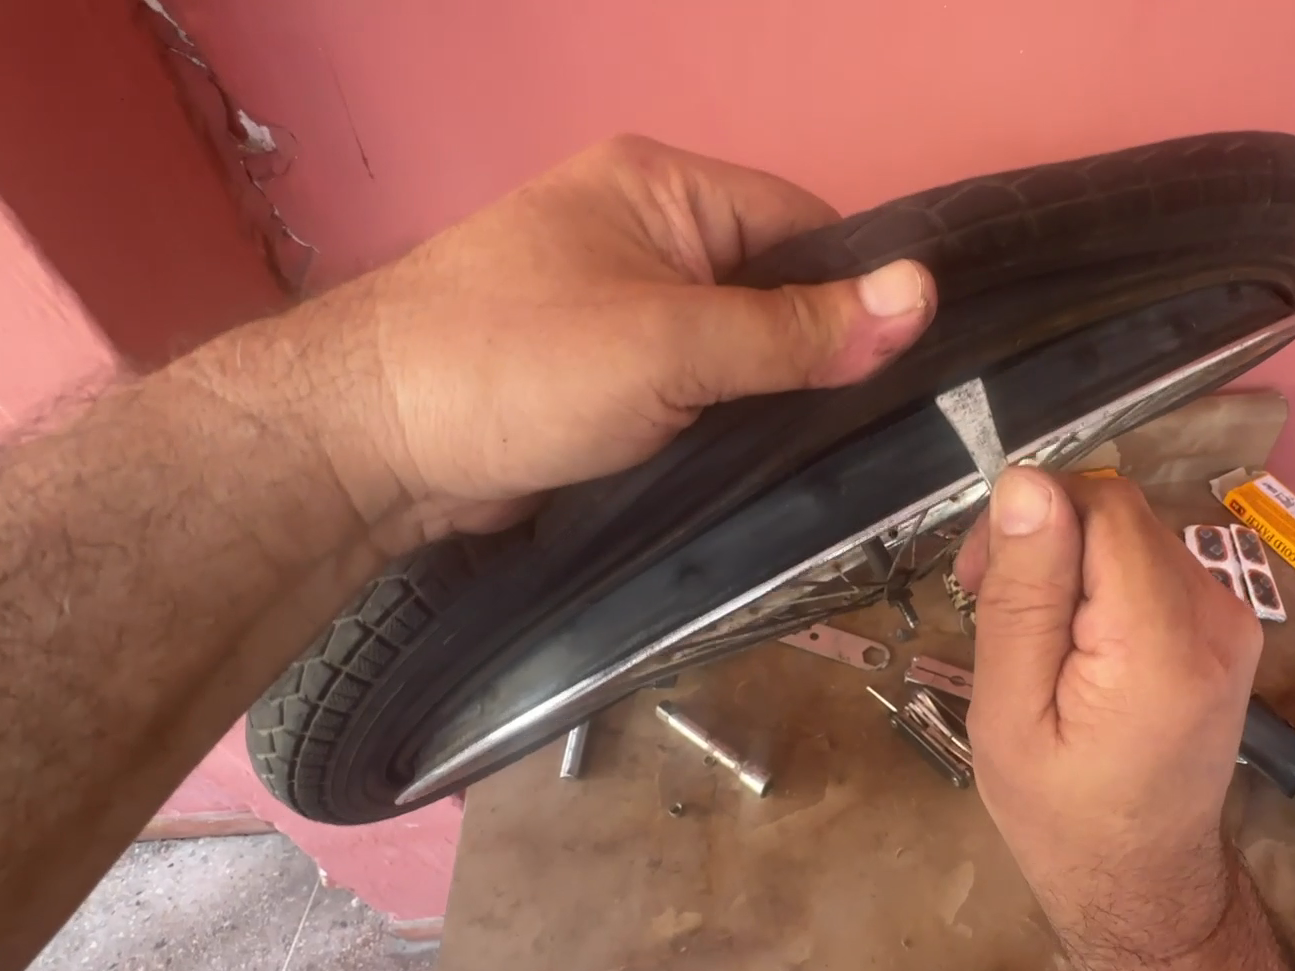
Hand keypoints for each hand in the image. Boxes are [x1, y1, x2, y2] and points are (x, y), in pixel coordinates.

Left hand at [234, 135, 934, 548]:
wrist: (373, 450)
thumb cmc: (518, 366)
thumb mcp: (672, 343)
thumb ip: (795, 329)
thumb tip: (921, 296)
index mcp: (668, 190)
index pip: (805, 228)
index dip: (856, 290)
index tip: (900, 361)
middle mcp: (656, 239)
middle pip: (780, 290)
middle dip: (819, 351)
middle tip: (866, 418)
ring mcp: (637, 311)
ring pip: (747, 349)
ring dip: (779, 394)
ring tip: (828, 445)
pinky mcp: (624, 376)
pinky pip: (709, 389)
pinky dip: (739, 420)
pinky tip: (770, 457)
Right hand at [956, 468, 1262, 958]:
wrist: (1142, 882)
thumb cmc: (1058, 812)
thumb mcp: (1009, 710)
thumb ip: (1021, 596)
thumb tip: (1024, 484)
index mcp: (1160, 642)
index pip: (1103, 506)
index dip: (1032, 518)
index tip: (980, 575)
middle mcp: (1216, 615)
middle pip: (1117, 514)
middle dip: (1044, 537)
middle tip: (991, 602)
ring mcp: (1231, 619)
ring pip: (1130, 533)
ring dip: (1067, 559)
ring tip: (1031, 631)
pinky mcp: (1226, 627)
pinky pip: (1149, 564)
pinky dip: (1099, 580)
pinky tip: (1073, 637)